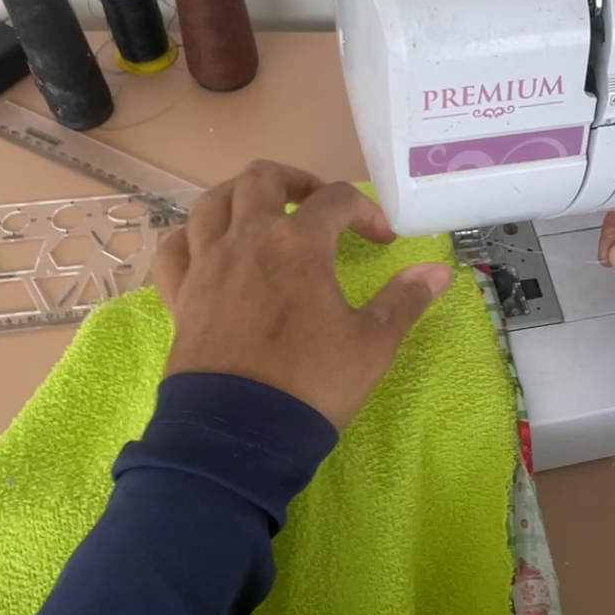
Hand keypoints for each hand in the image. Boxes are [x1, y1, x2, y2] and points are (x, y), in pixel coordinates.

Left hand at [150, 160, 453, 429]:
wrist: (238, 436)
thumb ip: (406, 299)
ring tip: (262, 212)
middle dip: (295, 179)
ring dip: (239, 195)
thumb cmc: (312, 383)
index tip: (382, 240)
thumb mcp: (373, 342)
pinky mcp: (181, 296)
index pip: (337, 199)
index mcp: (298, 243)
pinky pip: (175, 249)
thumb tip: (440, 271)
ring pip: (211, 202)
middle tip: (317, 202)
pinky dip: (191, 237)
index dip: (366, 212)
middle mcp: (247, 239)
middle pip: (261, 178)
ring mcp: (207, 265)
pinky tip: (207, 246)